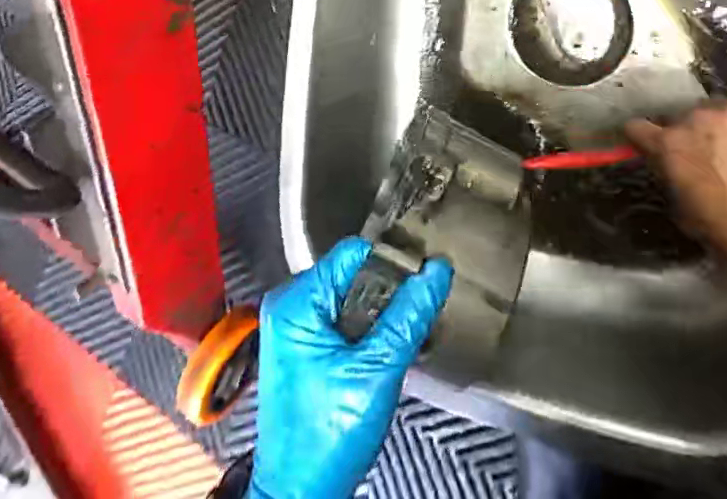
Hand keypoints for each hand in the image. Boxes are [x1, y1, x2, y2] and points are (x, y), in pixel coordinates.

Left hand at [250, 238, 453, 498]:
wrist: (299, 494)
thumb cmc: (325, 439)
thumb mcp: (377, 371)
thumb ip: (408, 316)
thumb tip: (436, 271)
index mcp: (296, 302)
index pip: (354, 252)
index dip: (391, 261)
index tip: (420, 278)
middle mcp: (290, 304)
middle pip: (354, 271)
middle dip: (388, 289)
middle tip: (413, 313)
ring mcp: (296, 324)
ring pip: (353, 293)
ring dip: (382, 310)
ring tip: (401, 334)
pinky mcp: (306, 342)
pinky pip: (345, 315)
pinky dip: (369, 325)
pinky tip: (385, 347)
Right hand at [625, 103, 726, 287]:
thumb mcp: (696, 221)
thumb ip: (676, 187)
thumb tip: (676, 176)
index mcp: (673, 149)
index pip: (637, 129)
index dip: (641, 140)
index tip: (648, 149)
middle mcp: (698, 119)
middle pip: (679, 119)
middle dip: (687, 136)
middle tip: (705, 160)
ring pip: (714, 112)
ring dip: (717, 128)